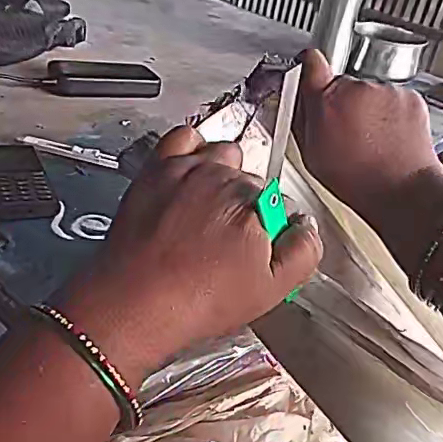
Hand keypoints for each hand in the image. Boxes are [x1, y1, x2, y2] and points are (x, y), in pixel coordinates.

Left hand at [57, 127, 321, 381]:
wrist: (134, 302)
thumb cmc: (192, 300)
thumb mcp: (269, 291)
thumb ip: (302, 252)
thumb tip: (307, 230)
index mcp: (258, 203)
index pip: (280, 200)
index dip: (271, 224)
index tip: (258, 242)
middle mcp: (224, 179)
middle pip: (250, 178)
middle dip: (245, 203)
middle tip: (229, 236)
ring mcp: (188, 171)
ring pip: (221, 155)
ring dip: (221, 174)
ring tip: (208, 209)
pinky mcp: (157, 170)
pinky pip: (183, 139)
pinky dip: (191, 148)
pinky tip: (189, 173)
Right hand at [290, 48, 442, 237]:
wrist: (400, 188)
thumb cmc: (356, 178)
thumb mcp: (311, 155)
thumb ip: (301, 121)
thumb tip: (296, 103)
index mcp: (325, 101)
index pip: (311, 63)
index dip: (308, 66)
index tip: (308, 67)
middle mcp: (355, 88)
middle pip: (342, 85)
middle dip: (341, 102)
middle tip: (345, 131)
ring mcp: (384, 90)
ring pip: (368, 93)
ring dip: (367, 110)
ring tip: (368, 140)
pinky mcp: (408, 95)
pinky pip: (392, 99)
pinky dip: (389, 114)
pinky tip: (385, 137)